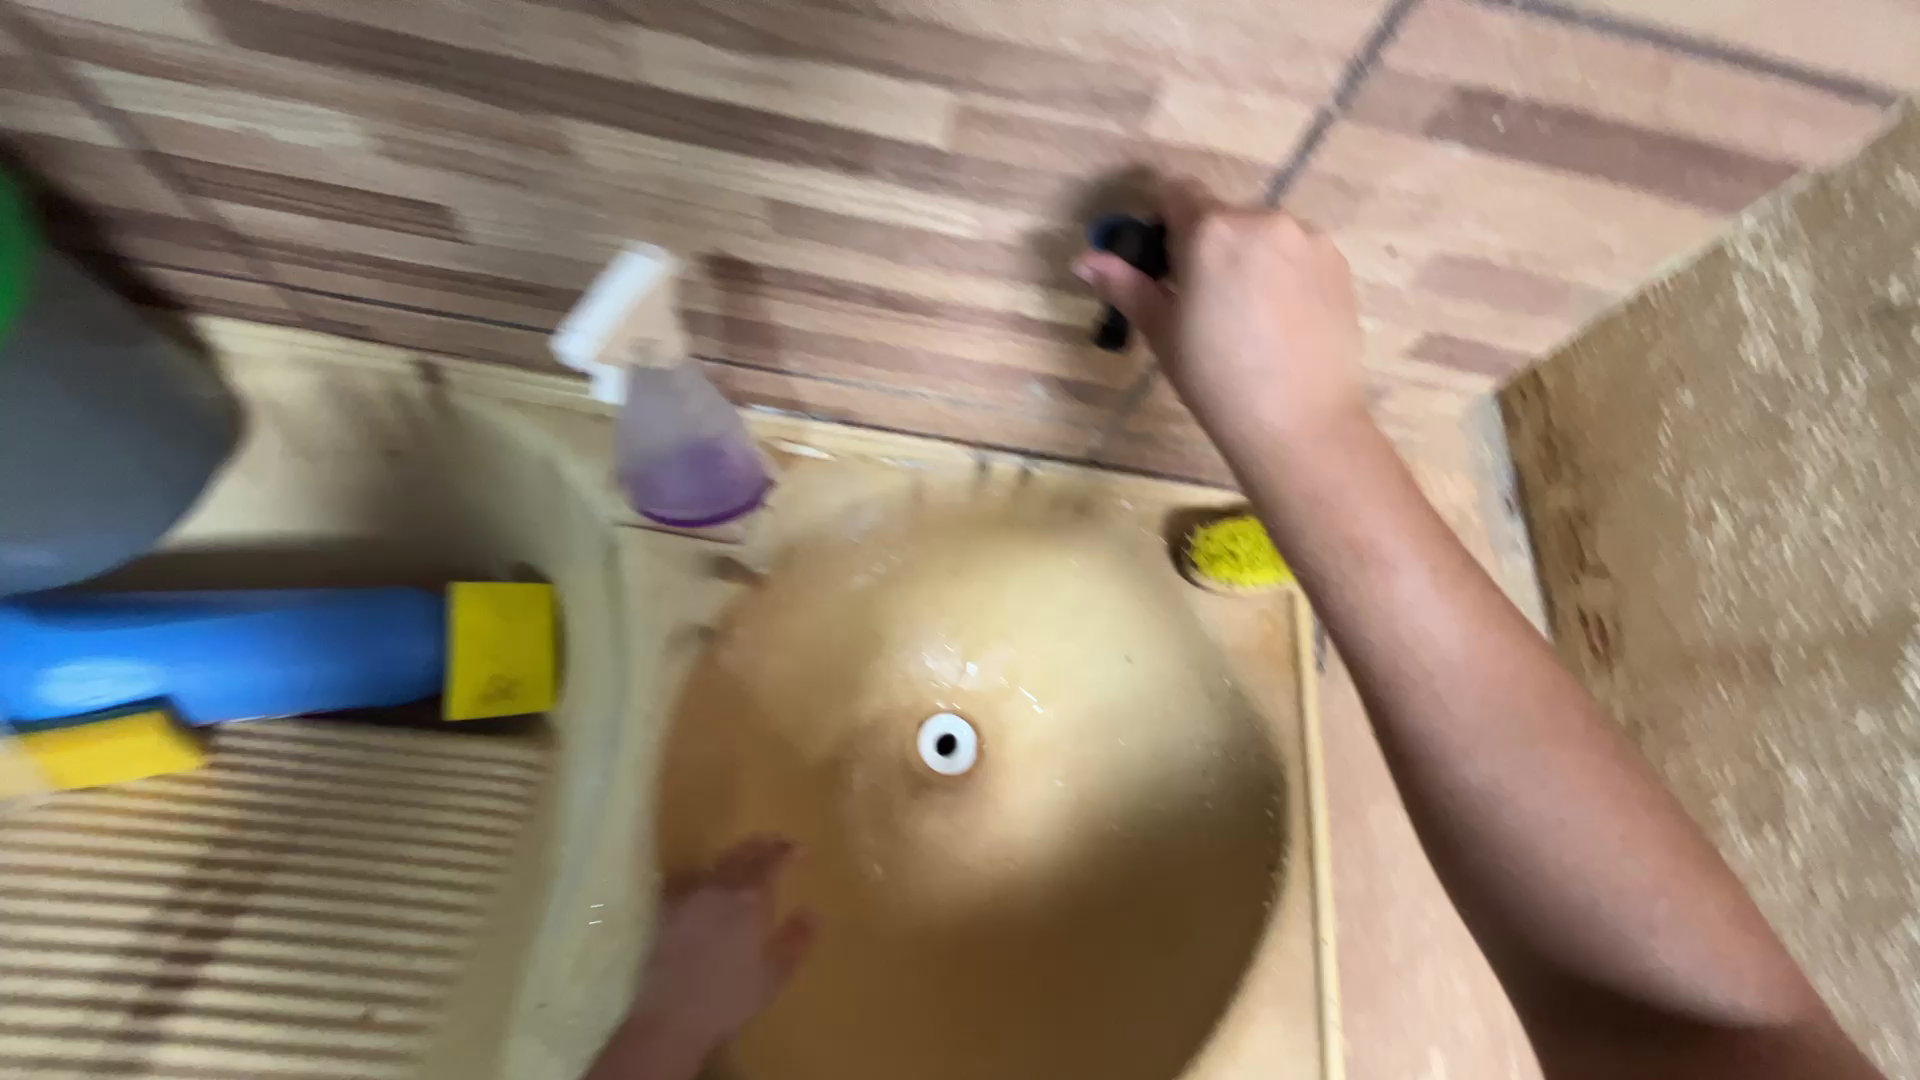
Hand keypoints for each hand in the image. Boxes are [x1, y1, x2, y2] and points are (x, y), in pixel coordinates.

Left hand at [606, 836, 816, 1076]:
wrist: (669, 1020)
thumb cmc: (728, 999)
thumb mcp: (773, 975)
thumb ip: (796, 940)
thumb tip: (811, 912)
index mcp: (750, 900)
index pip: (772, 861)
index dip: (788, 851)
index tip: (802, 850)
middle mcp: (721, 889)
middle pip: (744, 853)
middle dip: (763, 845)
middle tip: (776, 843)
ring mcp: (691, 898)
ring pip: (718, 863)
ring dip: (737, 854)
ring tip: (748, 855)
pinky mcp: (668, 913)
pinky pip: (693, 880)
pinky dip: (709, 873)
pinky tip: (710, 882)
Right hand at [1074, 179, 1367, 453]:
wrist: (1295, 420)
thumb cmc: (1214, 378)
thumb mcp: (1162, 331)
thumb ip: (1125, 286)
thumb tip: (1084, 260)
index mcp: (1211, 231)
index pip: (1176, 195)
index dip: (1164, 227)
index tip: (1165, 270)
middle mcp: (1262, 219)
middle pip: (1222, 218)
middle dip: (1207, 249)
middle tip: (1203, 307)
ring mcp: (1307, 238)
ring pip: (1261, 237)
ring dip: (1246, 261)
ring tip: (1246, 320)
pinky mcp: (1337, 262)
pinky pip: (1295, 255)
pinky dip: (1281, 275)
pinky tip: (1279, 324)